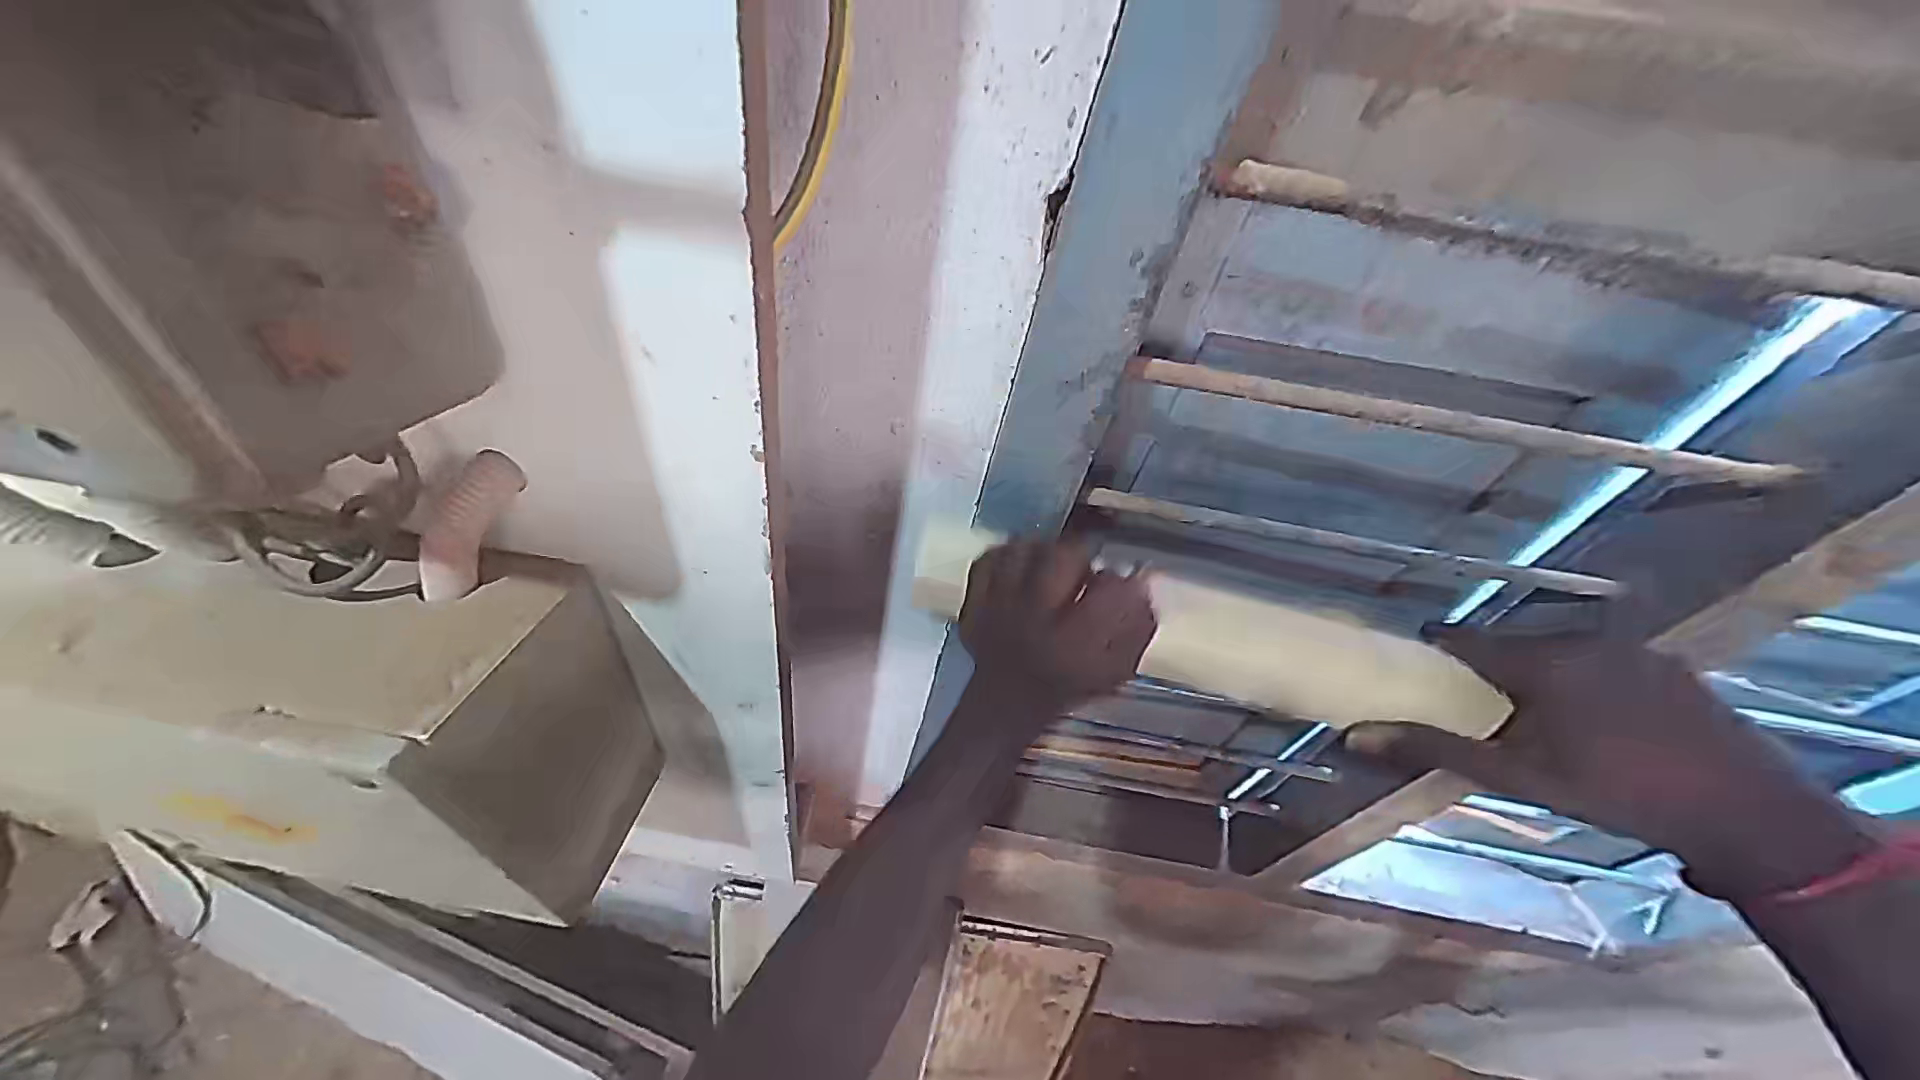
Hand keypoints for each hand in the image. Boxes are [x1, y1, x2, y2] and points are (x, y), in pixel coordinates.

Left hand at [957, 539, 1156, 712]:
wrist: (1007, 703)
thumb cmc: (1068, 683)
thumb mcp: (1114, 669)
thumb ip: (1136, 628)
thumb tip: (1143, 586)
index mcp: (1076, 639)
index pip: (1108, 590)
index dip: (1121, 580)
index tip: (1122, 582)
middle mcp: (1036, 617)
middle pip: (1060, 557)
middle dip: (1079, 552)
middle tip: (1082, 563)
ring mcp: (998, 608)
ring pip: (1021, 550)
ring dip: (1041, 549)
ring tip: (1049, 562)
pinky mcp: (973, 603)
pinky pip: (988, 560)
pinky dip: (1005, 555)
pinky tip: (1019, 566)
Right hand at [1345, 626, 1877, 901]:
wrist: (1753, 818)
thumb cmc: (1614, 792)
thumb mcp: (1514, 775)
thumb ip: (1433, 748)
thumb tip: (1354, 736)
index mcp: (1539, 660)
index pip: (1463, 639)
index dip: (1438, 651)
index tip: (1419, 666)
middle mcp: (1582, 641)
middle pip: (1510, 645)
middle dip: (1491, 670)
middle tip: (1481, 707)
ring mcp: (1634, 650)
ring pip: (1558, 652)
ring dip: (1538, 676)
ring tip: (1537, 717)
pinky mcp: (1671, 667)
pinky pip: (1602, 661)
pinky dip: (1583, 681)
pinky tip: (1596, 720)